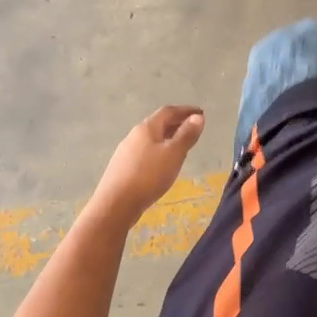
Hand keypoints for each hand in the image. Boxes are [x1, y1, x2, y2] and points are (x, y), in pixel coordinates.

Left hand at [91, 105, 204, 225]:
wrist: (115, 205)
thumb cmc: (149, 176)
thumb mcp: (174, 154)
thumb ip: (187, 135)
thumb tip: (197, 117)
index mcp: (147, 128)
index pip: (168, 111)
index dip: (186, 110)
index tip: (201, 113)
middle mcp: (134, 135)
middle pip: (158, 123)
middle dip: (177, 123)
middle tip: (193, 129)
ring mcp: (125, 151)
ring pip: (151, 139)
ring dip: (167, 138)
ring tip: (181, 147)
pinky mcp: (122, 167)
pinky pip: (145, 151)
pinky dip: (158, 151)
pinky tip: (162, 164)